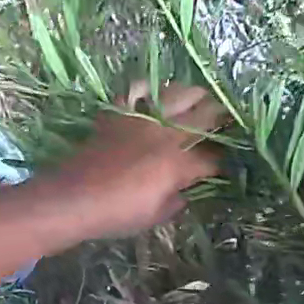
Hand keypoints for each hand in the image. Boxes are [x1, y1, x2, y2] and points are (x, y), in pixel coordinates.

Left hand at [32, 82, 222, 239]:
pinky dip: (147, 87)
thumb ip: (175, 201)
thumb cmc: (116, 214)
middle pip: (205, 116)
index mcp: (178, 164)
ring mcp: (142, 118)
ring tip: (202, 97)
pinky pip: (136, 90)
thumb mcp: (154, 217)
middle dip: (222, 117)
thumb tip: (185, 192)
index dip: (224, 161)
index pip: (212, 158)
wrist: (73, 197)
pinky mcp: (118, 113)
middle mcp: (166, 134)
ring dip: (194, 95)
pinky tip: (153, 90)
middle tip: (229, 119)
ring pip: (177, 94)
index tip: (228, 162)